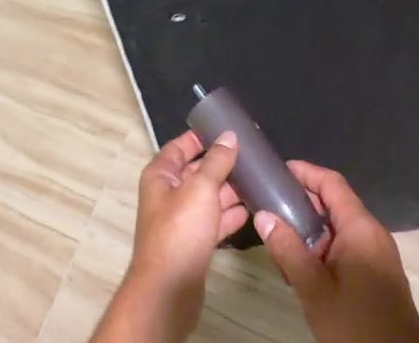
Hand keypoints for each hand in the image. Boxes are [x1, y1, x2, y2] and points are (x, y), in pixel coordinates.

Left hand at [91, 129, 245, 341]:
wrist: (170, 288)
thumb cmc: (181, 229)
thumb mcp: (201, 188)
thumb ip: (217, 161)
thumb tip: (229, 136)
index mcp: (161, 174)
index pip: (180, 146)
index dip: (201, 137)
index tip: (227, 129)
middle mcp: (168, 194)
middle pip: (197, 171)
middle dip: (222, 164)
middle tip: (252, 156)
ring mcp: (180, 220)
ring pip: (207, 197)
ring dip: (229, 190)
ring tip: (258, 180)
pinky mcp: (193, 242)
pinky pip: (213, 221)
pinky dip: (229, 215)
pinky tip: (252, 210)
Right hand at [256, 160, 418, 342]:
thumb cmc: (356, 323)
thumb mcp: (314, 288)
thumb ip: (287, 249)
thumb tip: (263, 215)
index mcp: (361, 228)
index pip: (332, 183)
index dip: (305, 172)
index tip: (277, 171)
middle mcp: (373, 233)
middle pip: (335, 204)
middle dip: (302, 205)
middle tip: (270, 211)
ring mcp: (378, 254)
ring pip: (339, 229)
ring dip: (310, 232)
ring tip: (280, 246)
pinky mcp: (378, 274)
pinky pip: (347, 248)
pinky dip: (324, 250)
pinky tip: (302, 270)